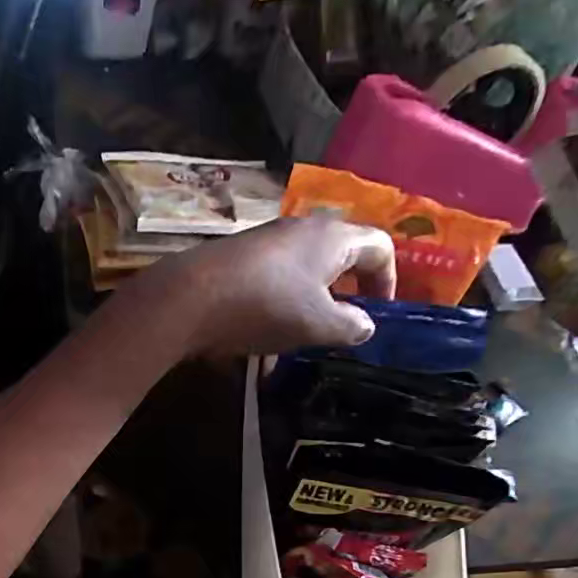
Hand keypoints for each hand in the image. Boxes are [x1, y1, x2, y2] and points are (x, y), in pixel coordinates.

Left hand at [114, 216, 396, 358]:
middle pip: (338, 258)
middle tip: (342, 329)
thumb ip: (350, 326)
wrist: (189, 298)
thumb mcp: (317, 324)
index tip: (379, 316)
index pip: (380, 247)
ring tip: (297, 345)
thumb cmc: (266, 306)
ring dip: (306, 309)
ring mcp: (265, 243)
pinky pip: (269, 285)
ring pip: (300, 276)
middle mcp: (301, 230)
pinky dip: (274, 312)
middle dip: (344, 295)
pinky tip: (259, 347)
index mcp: (333, 237)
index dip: (388, 281)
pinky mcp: (236, 260)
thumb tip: (365, 325)